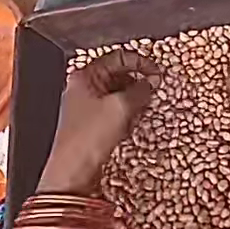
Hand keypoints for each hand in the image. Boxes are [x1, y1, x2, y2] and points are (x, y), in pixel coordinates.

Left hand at [37, 49, 162, 193]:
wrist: (73, 171)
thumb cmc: (86, 138)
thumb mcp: (120, 107)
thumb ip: (140, 90)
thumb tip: (151, 82)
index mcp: (85, 76)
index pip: (117, 56)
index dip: (140, 62)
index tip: (156, 71)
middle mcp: (84, 88)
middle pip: (118, 75)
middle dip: (138, 82)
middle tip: (154, 90)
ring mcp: (88, 107)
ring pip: (118, 94)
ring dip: (134, 100)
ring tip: (142, 109)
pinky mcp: (93, 124)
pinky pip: (115, 112)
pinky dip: (126, 114)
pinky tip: (131, 124)